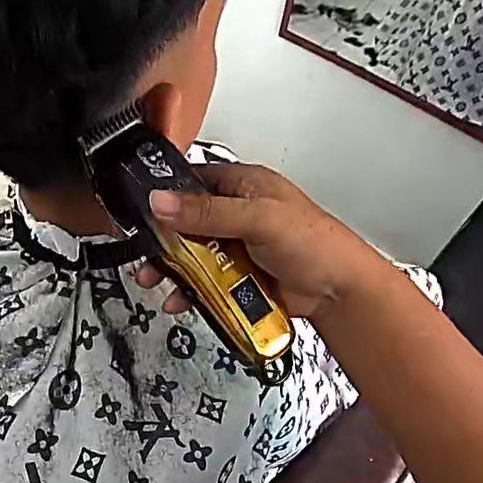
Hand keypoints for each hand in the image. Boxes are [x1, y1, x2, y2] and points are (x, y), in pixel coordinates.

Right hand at [134, 164, 385, 318]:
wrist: (338, 293)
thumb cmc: (317, 244)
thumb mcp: (259, 218)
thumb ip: (209, 211)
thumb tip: (164, 202)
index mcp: (244, 187)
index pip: (194, 182)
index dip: (168, 196)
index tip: (144, 214)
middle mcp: (237, 215)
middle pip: (187, 225)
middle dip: (164, 243)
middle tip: (146, 257)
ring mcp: (236, 249)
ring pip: (193, 256)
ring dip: (173, 270)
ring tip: (156, 281)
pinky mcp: (238, 278)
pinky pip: (206, 282)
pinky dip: (191, 291)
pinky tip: (181, 299)